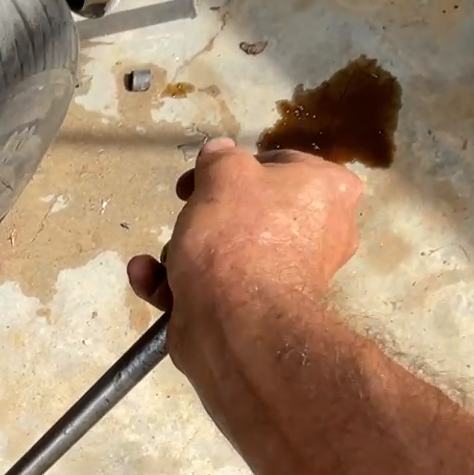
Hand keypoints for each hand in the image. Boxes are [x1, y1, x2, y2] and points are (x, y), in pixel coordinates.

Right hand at [127, 138, 364, 387]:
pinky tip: (146, 278)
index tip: (196, 182)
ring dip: (178, 254)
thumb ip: (219, 160)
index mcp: (327, 190)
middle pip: (247, 214)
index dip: (232, 170)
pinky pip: (208, 287)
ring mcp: (282, 277)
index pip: (278, 165)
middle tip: (179, 218)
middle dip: (201, 219)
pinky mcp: (248, 311)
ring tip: (152, 260)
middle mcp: (316, 233)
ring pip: (222, 254)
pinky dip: (174, 283)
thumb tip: (219, 152)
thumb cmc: (237, 239)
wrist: (234, 321)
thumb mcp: (224, 178)